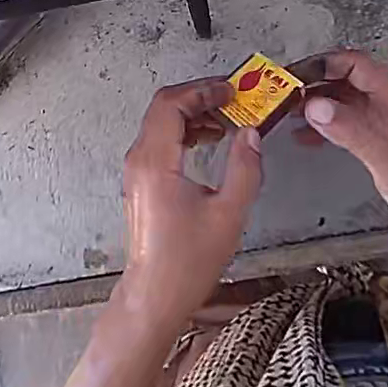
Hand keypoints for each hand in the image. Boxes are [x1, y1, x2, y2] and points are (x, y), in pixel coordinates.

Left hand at [119, 78, 264, 323]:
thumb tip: (251, 134)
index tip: (231, 90)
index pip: (171, 104)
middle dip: (199, 96)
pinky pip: (159, 138)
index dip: (202, 90)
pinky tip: (209, 140)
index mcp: (156, 162)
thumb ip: (244, 169)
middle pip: (163, 106)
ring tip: (226, 119)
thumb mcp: (228, 215)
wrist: (154, 296)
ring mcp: (137, 168)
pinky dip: (184, 130)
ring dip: (192, 112)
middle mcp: (139, 159)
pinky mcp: (141, 179)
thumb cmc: (187, 261)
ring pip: (160, 120)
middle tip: (231, 98)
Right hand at [291, 49, 387, 296]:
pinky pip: (352, 125)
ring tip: (287, 115)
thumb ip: (354, 133)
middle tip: (281, 97)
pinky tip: (308, 139)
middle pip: (350, 80)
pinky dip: (329, 126)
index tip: (290, 78)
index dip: (323, 64)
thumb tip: (313, 104)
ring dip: (319, 104)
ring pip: (349, 102)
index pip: (357, 65)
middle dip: (315, 83)